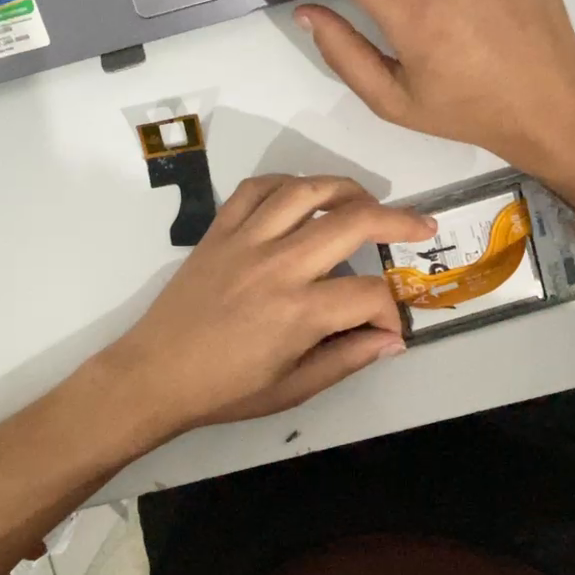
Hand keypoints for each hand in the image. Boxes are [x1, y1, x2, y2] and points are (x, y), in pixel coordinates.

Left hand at [102, 175, 435, 430]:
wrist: (154, 375)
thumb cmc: (224, 390)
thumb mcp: (292, 389)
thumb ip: (346, 359)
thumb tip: (392, 340)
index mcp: (298, 312)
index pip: (369, 294)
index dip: (390, 311)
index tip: (386, 328)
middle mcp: (278, 265)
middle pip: (353, 221)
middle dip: (398, 221)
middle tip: (420, 226)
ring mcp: (245, 242)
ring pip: (306, 191)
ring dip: (346, 188)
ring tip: (368, 200)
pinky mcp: (218, 232)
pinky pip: (256, 189)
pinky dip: (285, 183)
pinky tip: (302, 197)